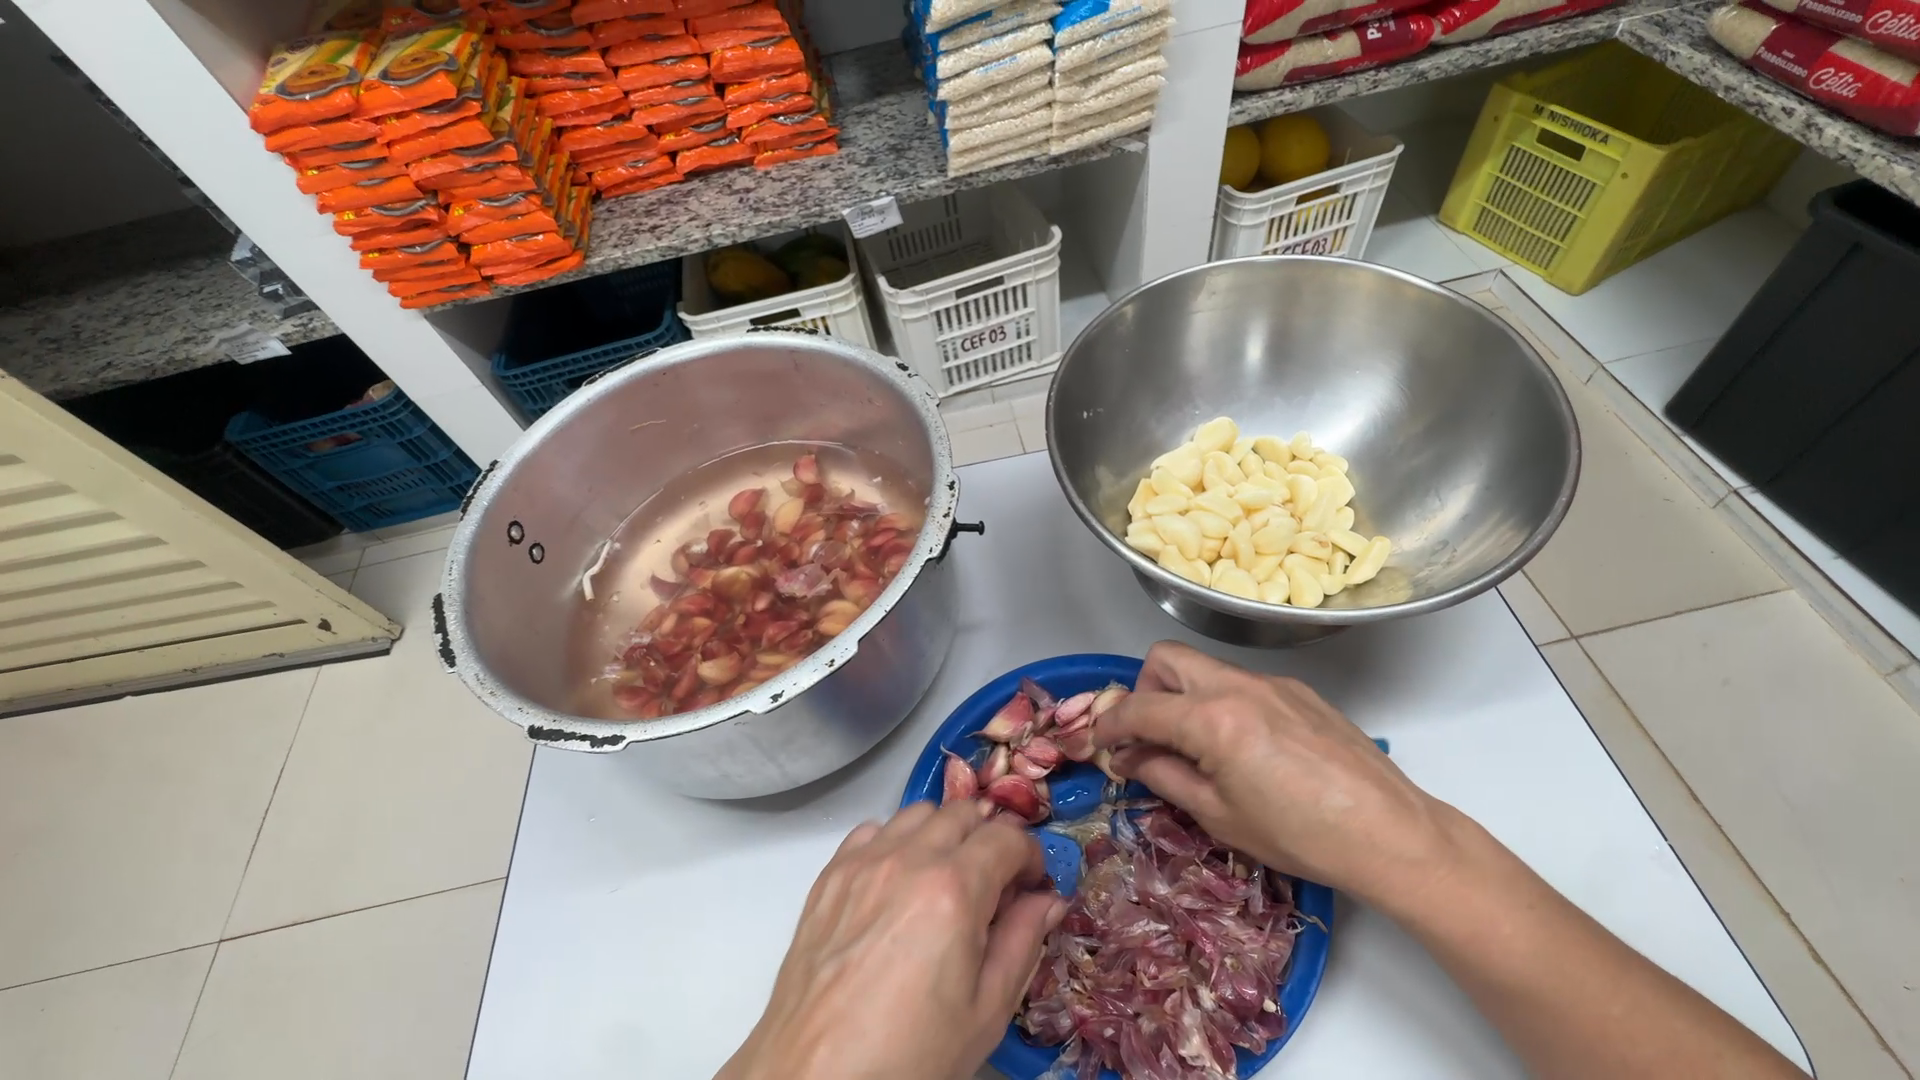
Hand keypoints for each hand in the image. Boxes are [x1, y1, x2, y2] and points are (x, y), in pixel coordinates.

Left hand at [717, 800, 1065, 1079]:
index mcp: (954, 890)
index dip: (1029, 856)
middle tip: (993, 884)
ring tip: (945, 880)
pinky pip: (872, 829)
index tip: (1030, 885)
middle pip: (962, 813)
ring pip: (917, 813)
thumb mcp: (986, 1010)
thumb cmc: (909, 1055)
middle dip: (988, 839)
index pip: (1006, 837)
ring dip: (942, 834)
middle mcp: (907, 860)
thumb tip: (1048, 900)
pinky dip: (895, 841)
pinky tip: (899, 883)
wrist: (816, 1077)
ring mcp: (863, 862)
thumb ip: (1023, 942)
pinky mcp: (830, 875)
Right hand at [1093, 640, 1453, 903]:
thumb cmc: (1300, 836)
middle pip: (1166, 658)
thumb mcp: (1218, 815)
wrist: (1389, 833)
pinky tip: (1244, 748)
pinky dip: (1221, 702)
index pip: (1139, 708)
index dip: (1109, 724)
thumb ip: (1165, 776)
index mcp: (1212, 720)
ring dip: (1183, 696)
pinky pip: (1240, 683)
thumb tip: (1132, 758)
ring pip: (1205, 667)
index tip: (1100, 742)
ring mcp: (1272, 683)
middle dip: (1144, 690)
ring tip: (1196, 747)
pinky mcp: (1299, 691)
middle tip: (1150, 735)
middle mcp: (1238, 686)